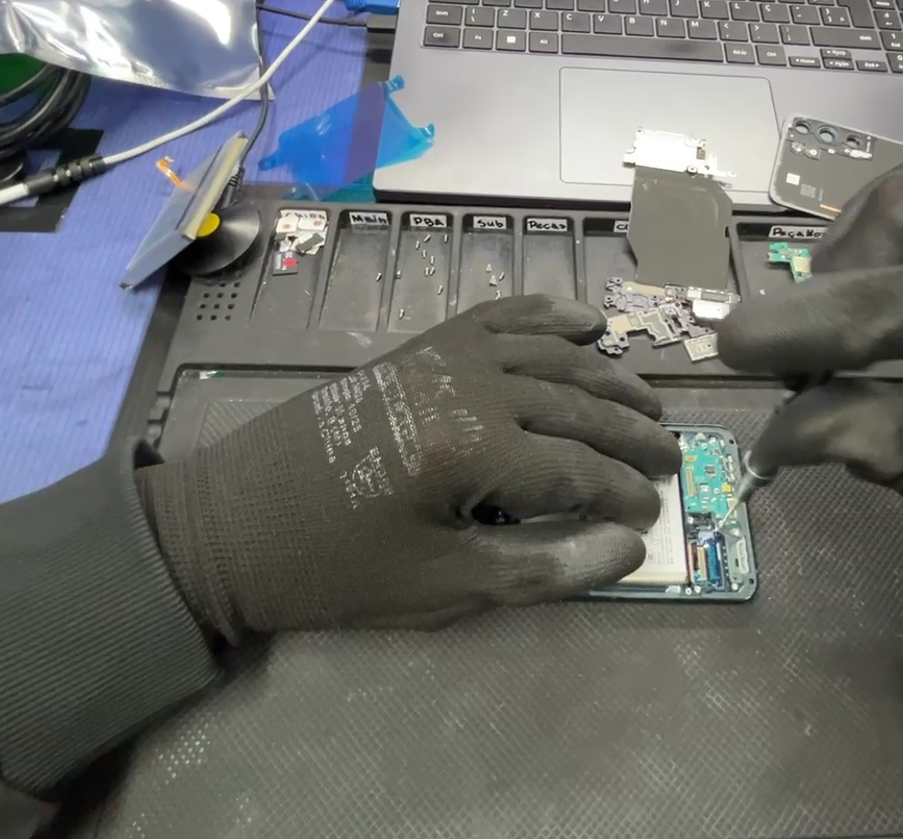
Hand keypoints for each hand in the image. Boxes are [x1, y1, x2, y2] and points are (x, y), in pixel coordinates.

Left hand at [138, 296, 678, 633]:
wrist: (232, 520)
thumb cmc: (333, 567)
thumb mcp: (438, 588)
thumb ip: (542, 566)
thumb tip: (628, 548)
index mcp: (471, 449)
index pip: (577, 470)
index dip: (622, 494)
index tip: (652, 516)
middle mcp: (468, 385)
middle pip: (575, 403)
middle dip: (630, 432)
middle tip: (670, 455)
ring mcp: (444, 355)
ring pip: (549, 353)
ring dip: (604, 373)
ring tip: (645, 397)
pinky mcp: (422, 344)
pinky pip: (498, 316)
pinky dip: (546, 313)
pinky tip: (583, 318)